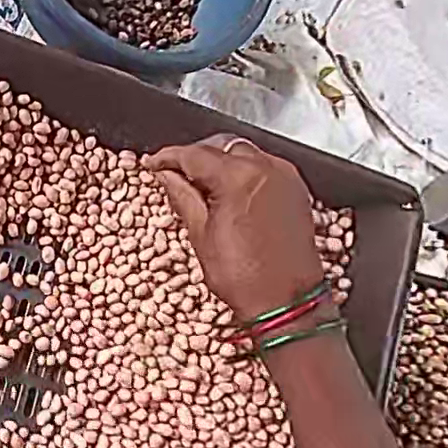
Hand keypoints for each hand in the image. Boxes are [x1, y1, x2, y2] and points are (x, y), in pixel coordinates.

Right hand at [146, 134, 325, 321]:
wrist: (287, 300)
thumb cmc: (245, 276)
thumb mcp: (200, 234)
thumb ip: (182, 196)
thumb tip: (166, 176)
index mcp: (239, 178)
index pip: (194, 154)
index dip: (167, 157)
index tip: (152, 163)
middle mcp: (267, 169)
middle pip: (220, 146)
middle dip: (193, 156)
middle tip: (171, 173)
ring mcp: (285, 178)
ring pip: (243, 152)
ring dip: (218, 161)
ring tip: (197, 183)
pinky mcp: (295, 190)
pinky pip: (263, 166)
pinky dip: (241, 170)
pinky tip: (225, 190)